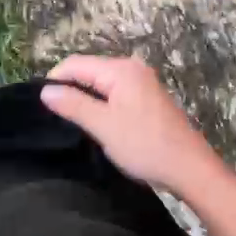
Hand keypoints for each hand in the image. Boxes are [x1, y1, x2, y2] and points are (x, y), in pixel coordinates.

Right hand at [41, 54, 227, 191]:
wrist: (193, 171)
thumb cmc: (145, 146)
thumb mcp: (103, 126)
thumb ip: (73, 105)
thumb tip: (45, 91)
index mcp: (120, 69)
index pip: (75, 64)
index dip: (55, 81)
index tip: (43, 105)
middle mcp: (132, 68)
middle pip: (88, 70)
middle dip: (71, 90)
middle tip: (58, 117)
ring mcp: (143, 82)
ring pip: (102, 83)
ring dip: (87, 99)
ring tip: (77, 122)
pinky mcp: (149, 98)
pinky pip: (116, 92)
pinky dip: (103, 103)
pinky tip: (101, 124)